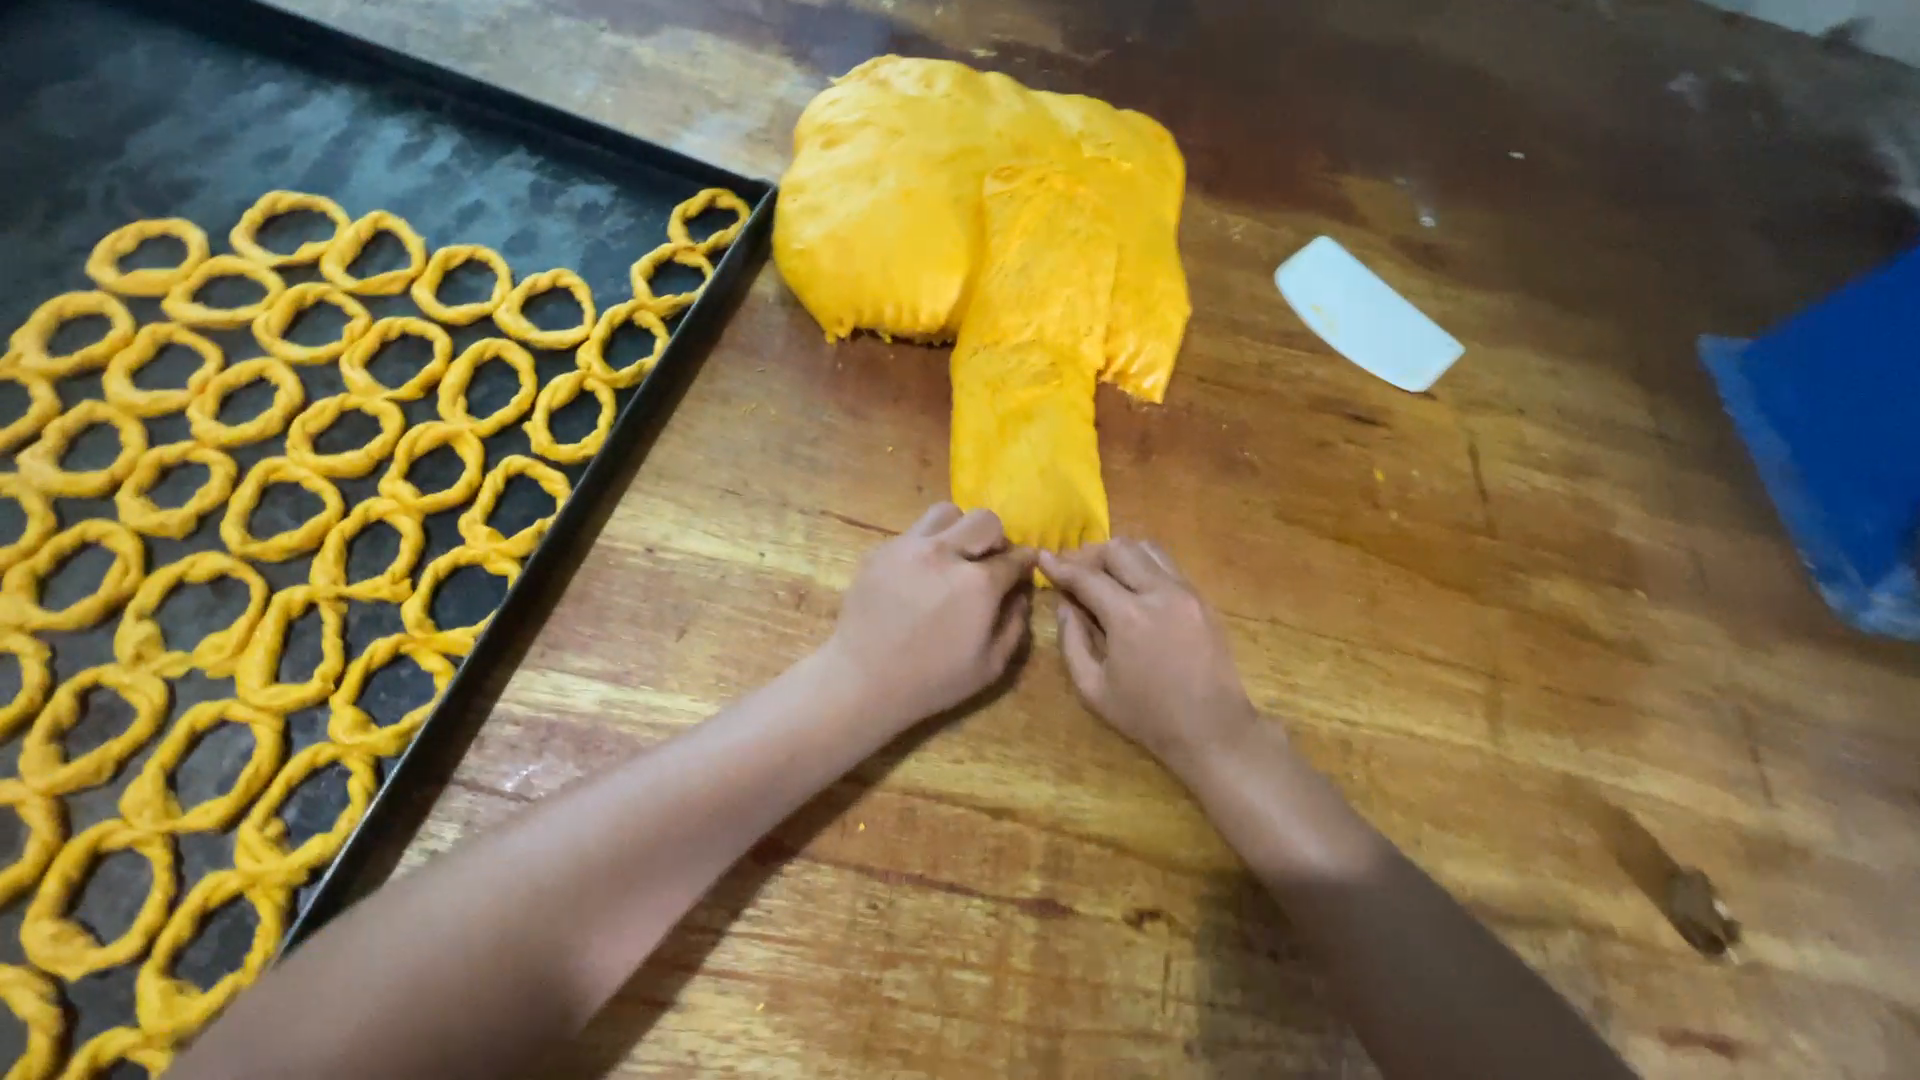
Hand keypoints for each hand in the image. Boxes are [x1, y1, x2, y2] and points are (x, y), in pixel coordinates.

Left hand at [825, 503, 1035, 728]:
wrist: (863, 680)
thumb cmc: (932, 681)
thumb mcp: (990, 666)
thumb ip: (1014, 625)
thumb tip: (1020, 595)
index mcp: (978, 583)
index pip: (1015, 557)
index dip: (1025, 563)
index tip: (1023, 568)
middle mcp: (945, 553)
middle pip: (985, 520)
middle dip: (996, 538)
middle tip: (988, 562)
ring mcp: (908, 547)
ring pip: (946, 513)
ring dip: (959, 529)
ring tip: (953, 555)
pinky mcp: (880, 551)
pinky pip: (912, 532)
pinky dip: (925, 545)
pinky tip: (919, 573)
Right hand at [1041, 540, 1259, 771]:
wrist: (1211, 728)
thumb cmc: (1146, 715)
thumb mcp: (1093, 689)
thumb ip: (1072, 642)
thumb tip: (1064, 605)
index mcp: (1129, 617)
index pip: (1087, 577)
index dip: (1060, 565)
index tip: (1041, 556)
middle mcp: (1159, 593)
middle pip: (1118, 550)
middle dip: (1089, 554)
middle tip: (1073, 569)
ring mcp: (1185, 592)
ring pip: (1147, 548)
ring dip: (1119, 554)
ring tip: (1103, 573)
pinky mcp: (1201, 599)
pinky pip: (1168, 565)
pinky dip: (1144, 564)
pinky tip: (1132, 584)